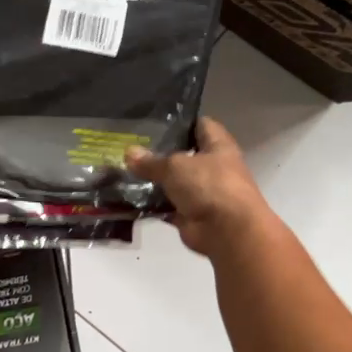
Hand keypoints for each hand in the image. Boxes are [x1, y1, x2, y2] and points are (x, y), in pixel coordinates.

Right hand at [126, 117, 277, 258]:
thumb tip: (129, 153)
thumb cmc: (209, 186)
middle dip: (159, 151)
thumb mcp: (175, 166)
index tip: (155, 120)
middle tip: (131, 146)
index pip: (201, 125)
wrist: (227, 231)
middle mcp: (213, 167)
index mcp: (218, 147)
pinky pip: (167, 205)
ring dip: (153, 180)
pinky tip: (128, 197)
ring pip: (173, 181)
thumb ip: (151, 161)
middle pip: (184, 154)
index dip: (181, 121)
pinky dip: (151, 204)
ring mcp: (202, 192)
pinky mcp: (191, 214)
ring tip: (124, 170)